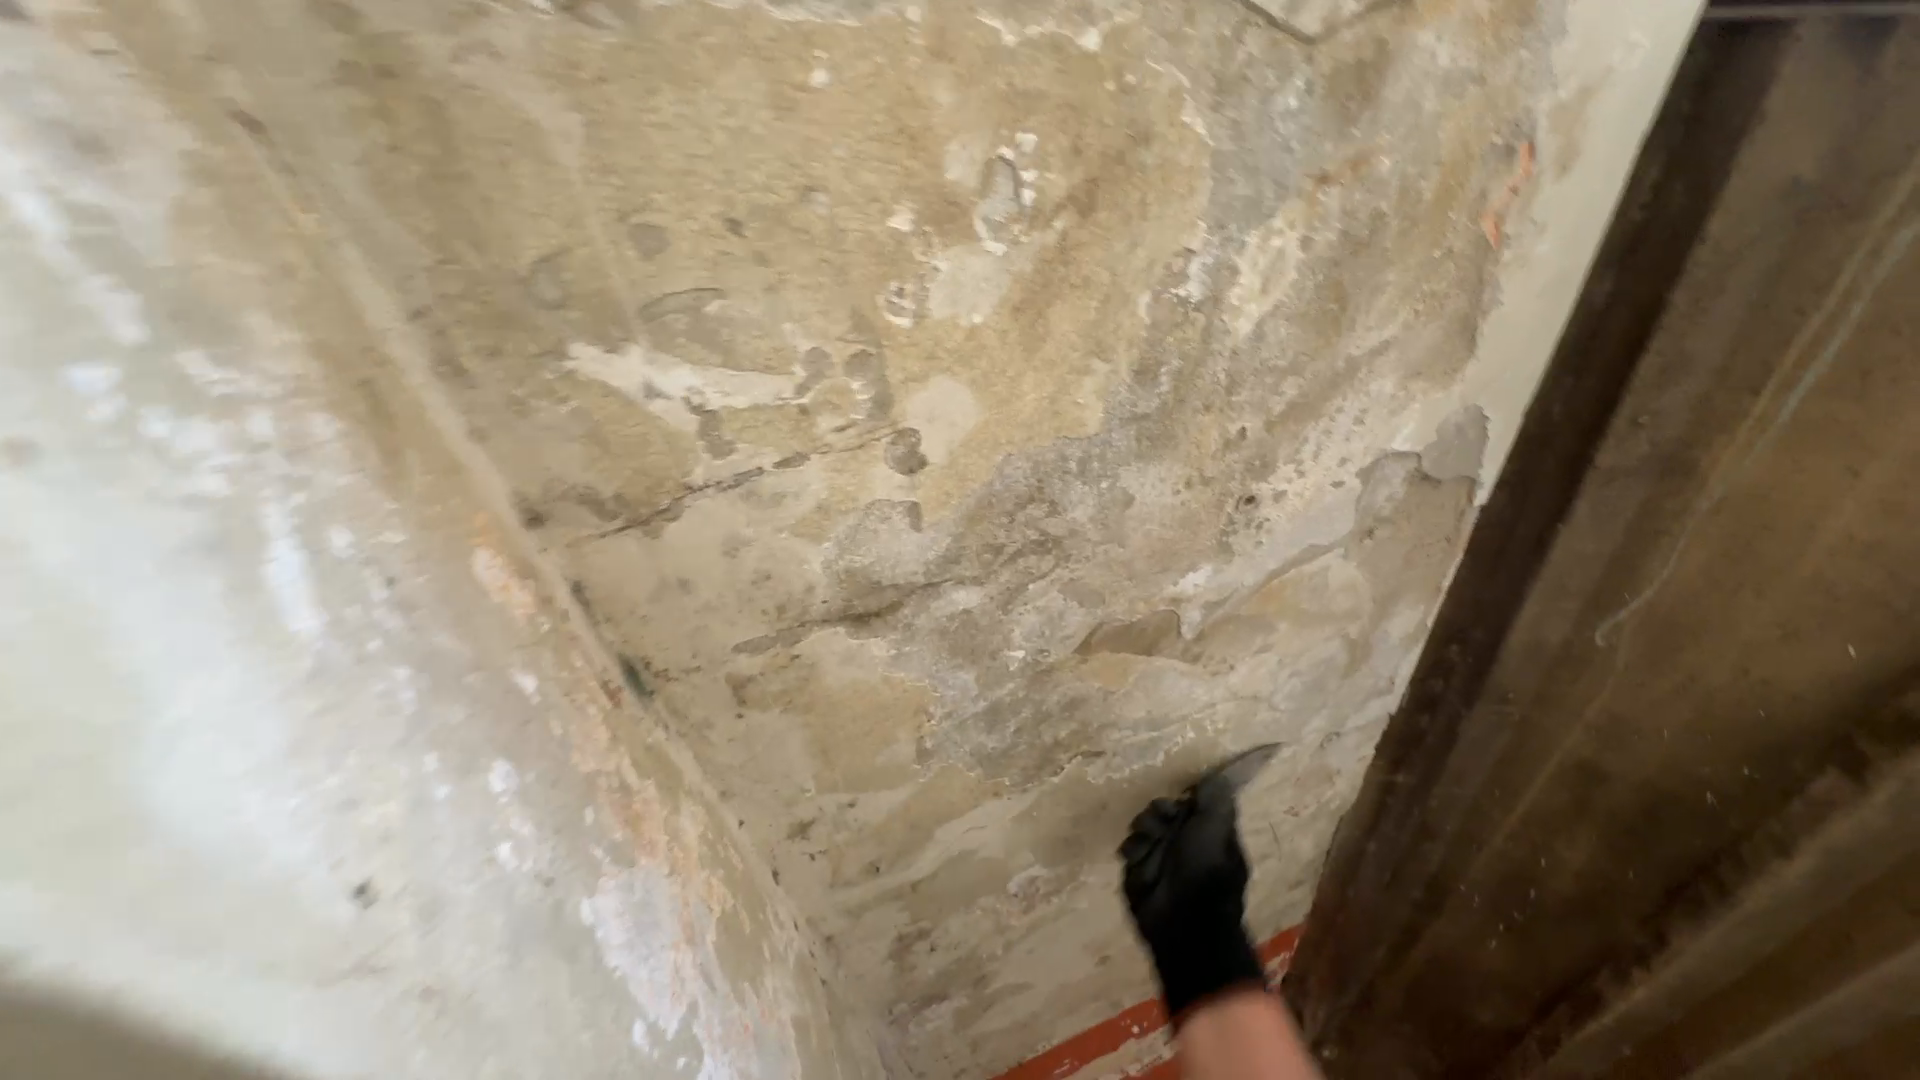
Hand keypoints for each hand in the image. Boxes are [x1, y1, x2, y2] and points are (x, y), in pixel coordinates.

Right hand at [1118, 773, 1265, 1022]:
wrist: (1182, 923)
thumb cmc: (1206, 872)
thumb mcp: (1217, 829)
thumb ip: (1216, 799)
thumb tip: (1218, 773)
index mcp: (1208, 832)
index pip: (1189, 801)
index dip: (1183, 798)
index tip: (1181, 801)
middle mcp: (1184, 842)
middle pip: (1162, 809)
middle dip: (1159, 813)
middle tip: (1163, 822)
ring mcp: (1160, 857)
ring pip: (1143, 825)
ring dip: (1145, 832)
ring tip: (1148, 846)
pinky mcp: (1138, 871)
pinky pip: (1128, 848)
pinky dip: (1132, 851)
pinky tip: (1136, 860)